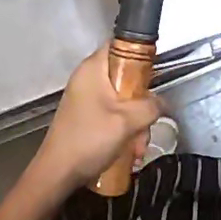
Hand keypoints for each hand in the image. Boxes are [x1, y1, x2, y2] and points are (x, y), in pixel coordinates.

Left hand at [26, 46, 163, 198]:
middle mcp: (88, 79)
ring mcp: (87, 99)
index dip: (140, 55)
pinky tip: (130, 152)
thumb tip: (163, 103)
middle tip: (146, 122)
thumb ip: (151, 106)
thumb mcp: (127, 120)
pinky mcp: (87, 117)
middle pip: (126, 77)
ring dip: (136, 124)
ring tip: (137, 147)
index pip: (119, 45)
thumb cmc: (89, 139)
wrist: (57, 174)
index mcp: (93, 69)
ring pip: (123, 101)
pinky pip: (114, 116)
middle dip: (142, 103)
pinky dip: (124, 131)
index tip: (154, 75)